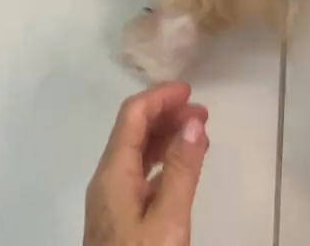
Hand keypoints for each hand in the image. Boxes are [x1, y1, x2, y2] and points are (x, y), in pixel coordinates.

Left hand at [83, 82, 209, 245]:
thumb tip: (192, 122)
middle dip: (167, 114)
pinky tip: (181, 169)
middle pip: (133, 130)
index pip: (132, 115)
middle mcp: (106, 179)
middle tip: (203, 115)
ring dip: (166, 138)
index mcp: (112, 171)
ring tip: (199, 137)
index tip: (190, 91)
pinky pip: (140, 175)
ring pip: (137, 152)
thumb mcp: (167, 219)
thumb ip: (181, 170)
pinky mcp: (118, 218)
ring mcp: (110, 200)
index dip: (160, 96)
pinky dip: (162, 162)